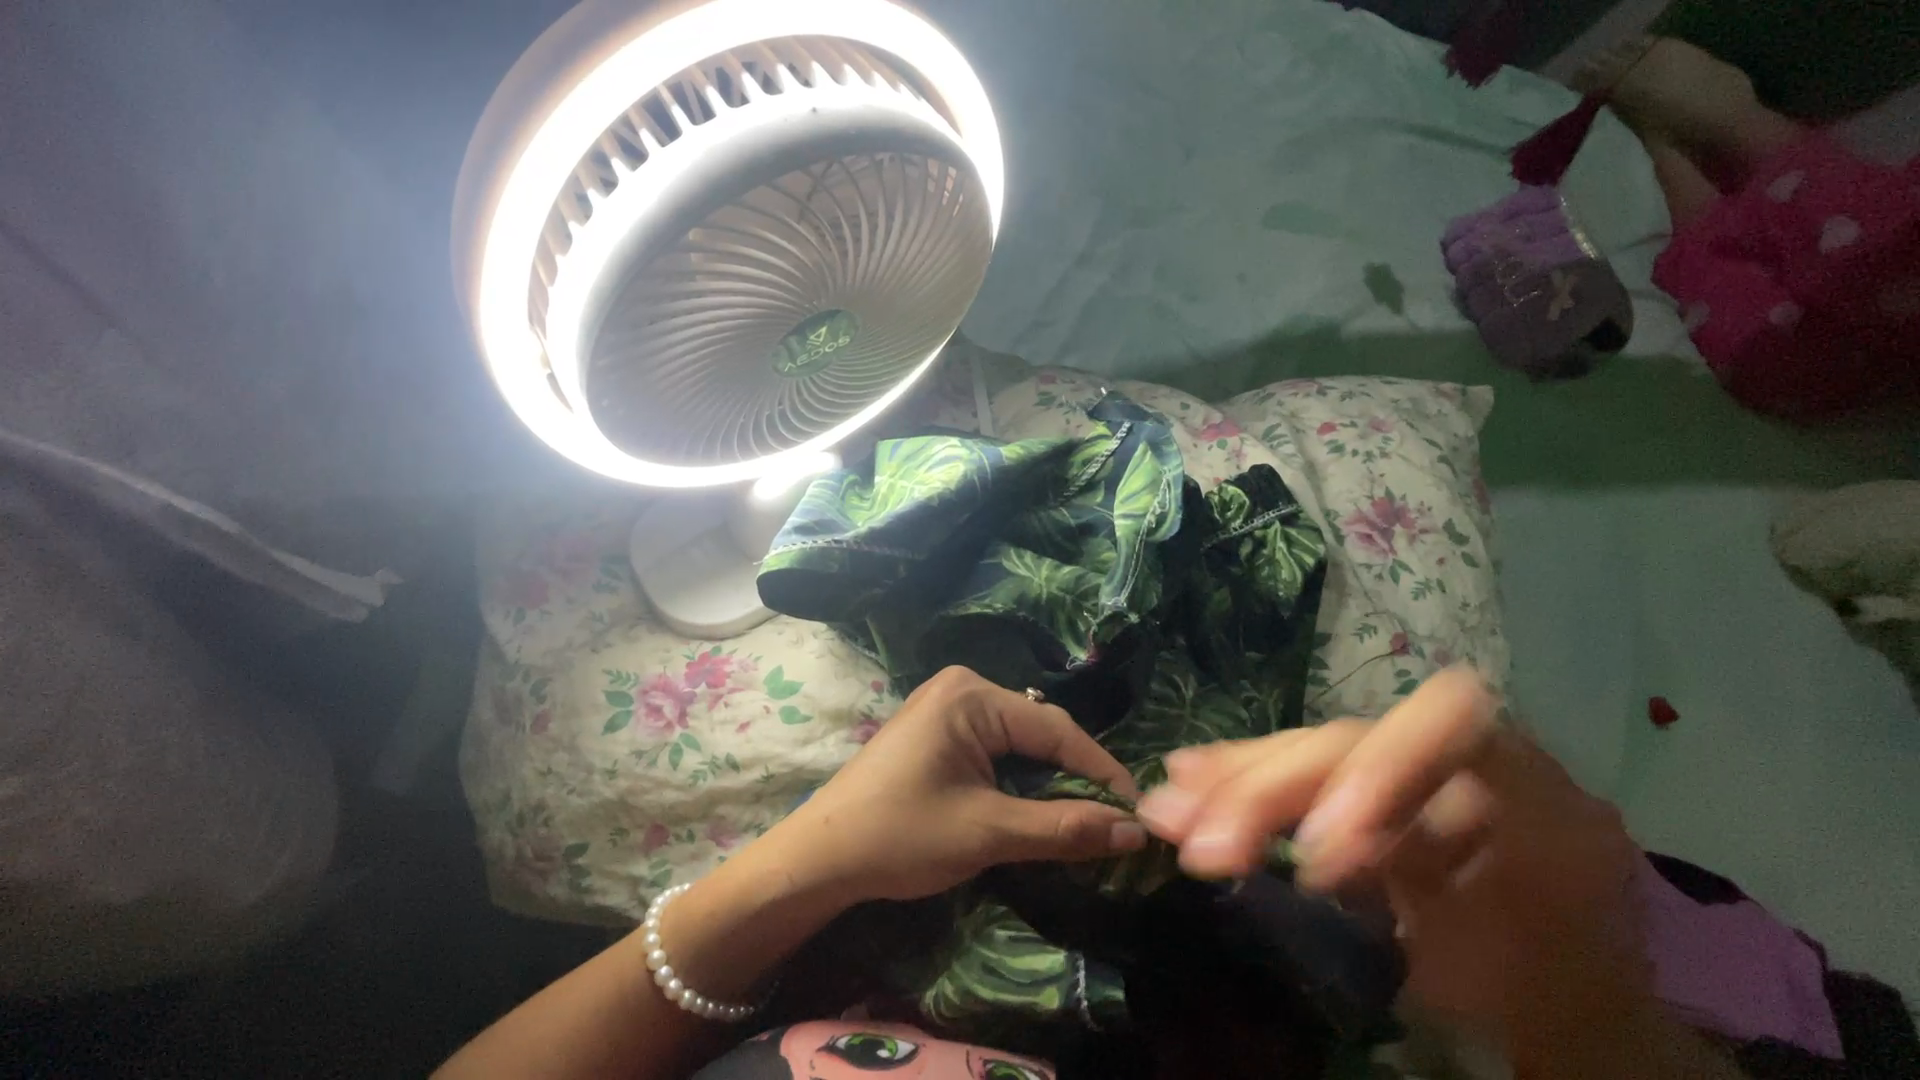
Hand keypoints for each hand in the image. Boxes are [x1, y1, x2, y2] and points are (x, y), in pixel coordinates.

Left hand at [762, 666, 1147, 906]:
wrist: (820, 858)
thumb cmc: (899, 837)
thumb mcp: (987, 833)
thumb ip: (1063, 828)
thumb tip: (1135, 833)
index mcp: (972, 696)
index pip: (1057, 730)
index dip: (1102, 772)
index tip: (1140, 813)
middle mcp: (962, 688)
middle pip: (1040, 733)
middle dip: (1076, 777)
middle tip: (1116, 822)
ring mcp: (947, 708)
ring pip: (1021, 744)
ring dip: (1050, 782)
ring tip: (1086, 820)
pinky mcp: (938, 732)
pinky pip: (996, 750)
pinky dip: (1021, 781)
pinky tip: (1038, 810)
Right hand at [1135, 670, 1652, 1059]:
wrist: (1568, 1009)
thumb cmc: (1541, 994)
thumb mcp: (1490, 956)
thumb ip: (1410, 887)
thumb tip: (1307, 846)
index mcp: (1531, 791)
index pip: (1453, 718)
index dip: (1377, 766)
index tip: (1314, 854)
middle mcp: (1462, 758)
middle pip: (1352, 739)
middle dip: (1271, 789)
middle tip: (1202, 842)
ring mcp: (1411, 771)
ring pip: (1313, 751)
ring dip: (1238, 780)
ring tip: (1169, 807)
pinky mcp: (1371, 789)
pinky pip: (1304, 770)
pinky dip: (1244, 778)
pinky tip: (1189, 780)